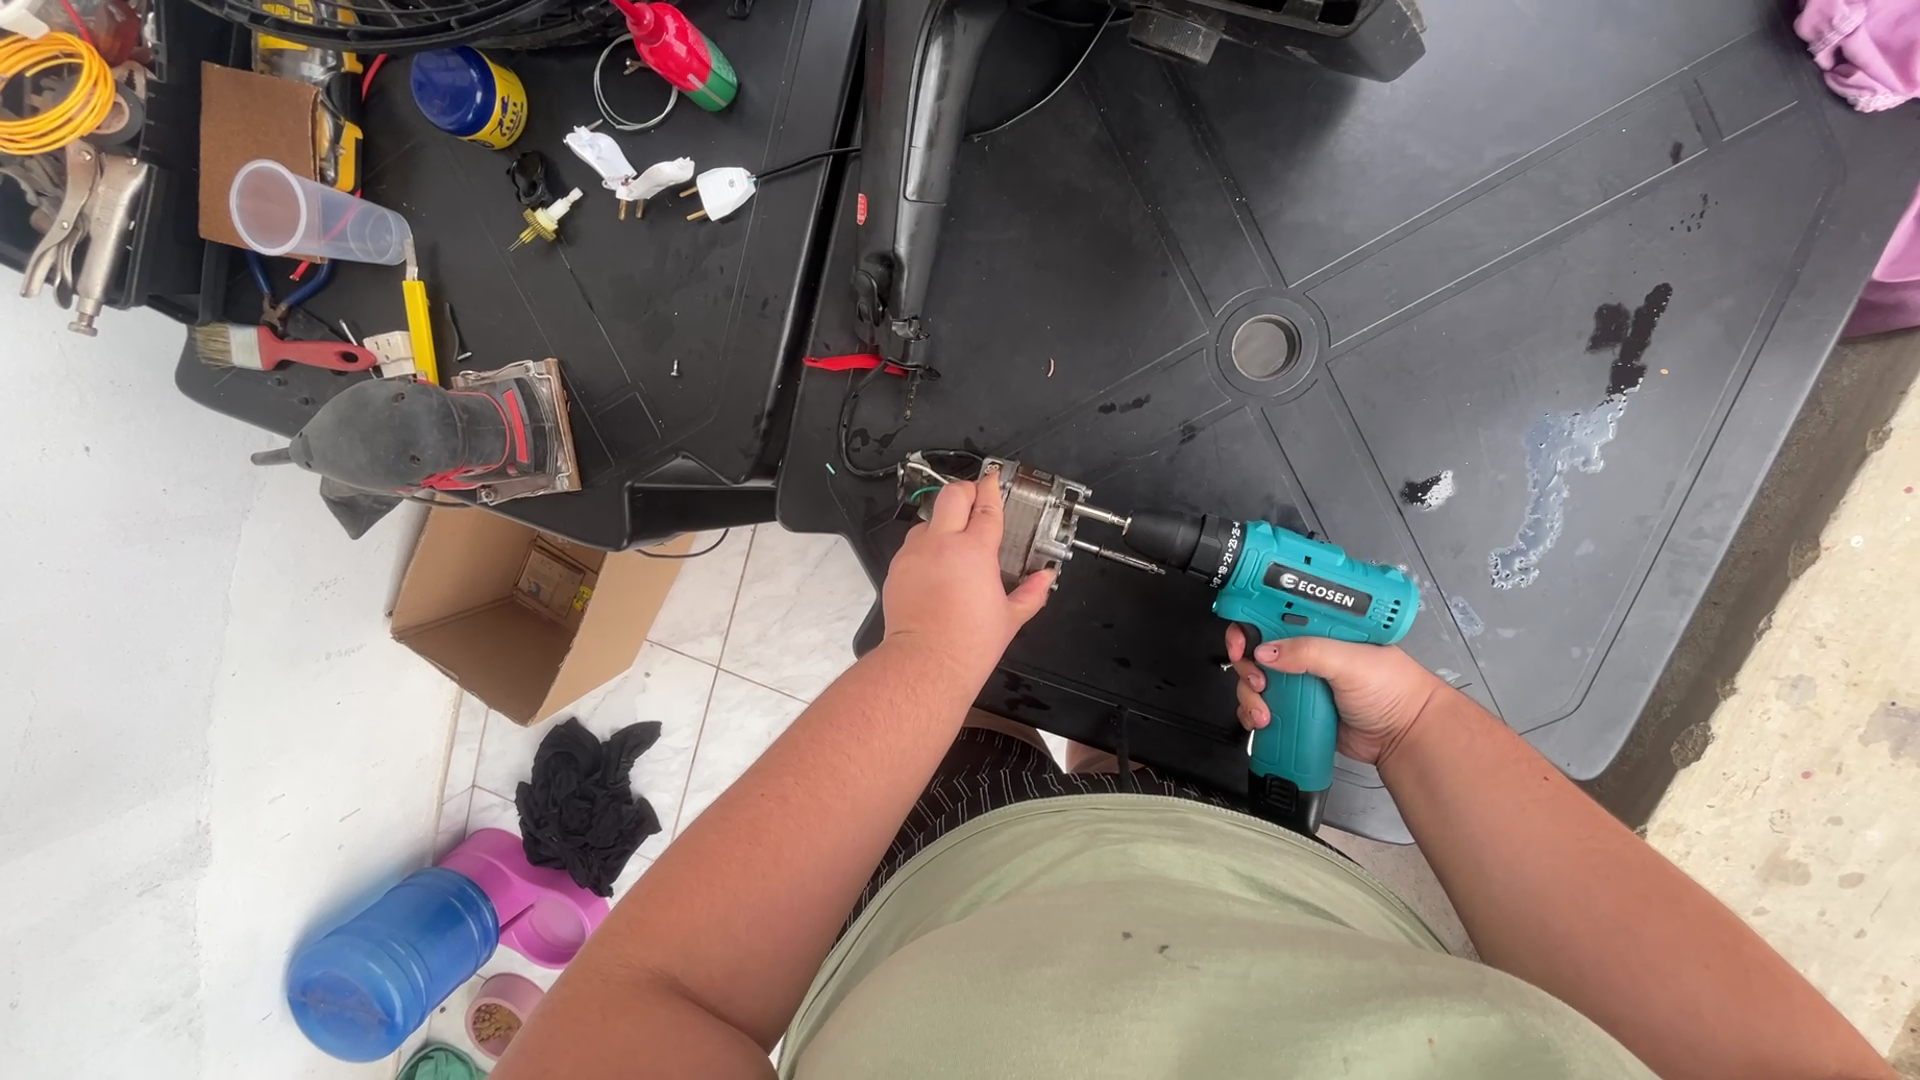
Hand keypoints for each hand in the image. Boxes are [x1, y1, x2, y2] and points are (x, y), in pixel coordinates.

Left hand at [882, 467, 1054, 680]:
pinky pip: (912, 544)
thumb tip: (1045, 579)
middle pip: (952, 495)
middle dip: (966, 490)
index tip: (994, 480)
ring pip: (928, 519)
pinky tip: (936, 564)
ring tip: (955, 539)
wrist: (926, 662)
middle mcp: (942, 544)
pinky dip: (926, 545)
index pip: (986, 508)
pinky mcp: (897, 568)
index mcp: (975, 551)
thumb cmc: (967, 643)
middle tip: (976, 497)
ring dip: (943, 521)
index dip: (992, 489)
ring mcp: (916, 554)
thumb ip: (1032, 592)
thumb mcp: (1010, 618)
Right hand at [1226, 625, 1445, 765]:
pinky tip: (1264, 720)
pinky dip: (1252, 714)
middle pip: (1254, 648)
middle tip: (1257, 679)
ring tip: (1265, 709)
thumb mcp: (1352, 662)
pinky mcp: (1293, 708)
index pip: (1272, 614)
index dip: (1249, 622)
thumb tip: (1266, 650)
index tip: (1241, 640)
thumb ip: (1309, 651)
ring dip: (1249, 696)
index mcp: (1317, 629)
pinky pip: (1259, 707)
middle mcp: (1304, 651)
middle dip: (1246, 665)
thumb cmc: (1395, 690)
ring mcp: (1296, 681)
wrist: (1404, 737)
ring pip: (1252, 681)